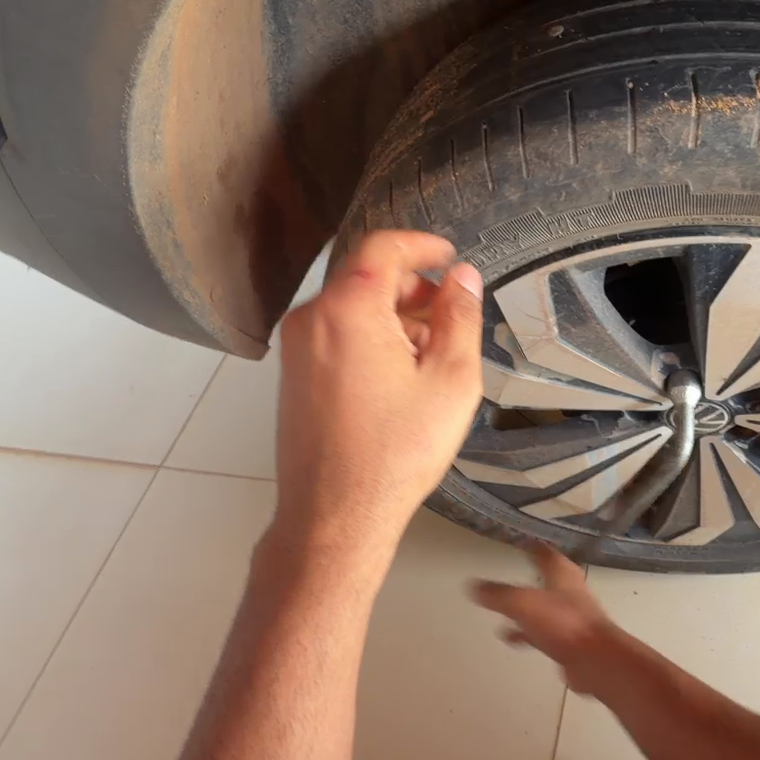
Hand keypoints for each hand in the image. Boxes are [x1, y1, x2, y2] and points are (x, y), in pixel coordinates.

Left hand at [272, 230, 484, 563]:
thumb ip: (460, 316)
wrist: (336, 515)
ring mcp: (298, 349)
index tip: (448, 255)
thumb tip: (464, 277)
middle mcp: (313, 320)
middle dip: (413, 288)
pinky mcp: (294, 376)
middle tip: (450, 314)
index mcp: (349, 310)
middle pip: (367, 276)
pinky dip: (371, 337)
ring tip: (432, 355)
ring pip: (352, 307)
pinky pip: (337, 335)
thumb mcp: (451, 379)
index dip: (422, 245)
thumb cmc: (395, 452)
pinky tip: (401, 377)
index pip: (384, 247)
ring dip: (395, 316)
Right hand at [473, 544, 629, 696]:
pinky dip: (526, 631)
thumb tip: (472, 585)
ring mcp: (570, 616)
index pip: (545, 552)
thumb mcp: (524, 604)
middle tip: (509, 572)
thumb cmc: (562, 623)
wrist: (594, 661)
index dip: (531, 546)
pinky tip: (511, 637)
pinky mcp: (569, 640)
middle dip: (529, 575)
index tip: (519, 541)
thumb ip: (499, 595)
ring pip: (543, 605)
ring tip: (502, 608)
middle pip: (546, 577)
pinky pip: (542, 630)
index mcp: (562, 573)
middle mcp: (569, 591)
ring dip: (526, 606)